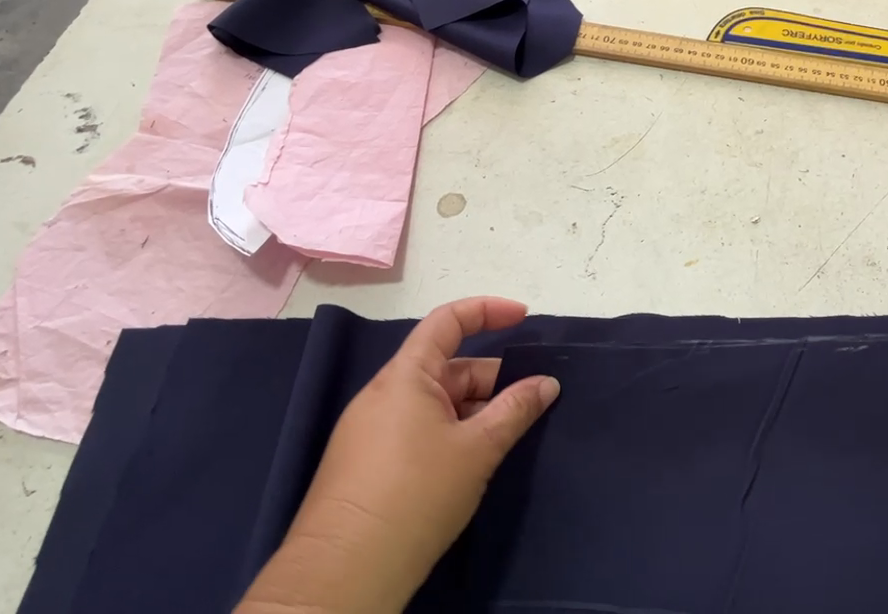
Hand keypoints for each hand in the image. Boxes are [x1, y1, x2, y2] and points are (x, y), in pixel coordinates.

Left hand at [238, 297, 559, 613]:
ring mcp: (369, 431)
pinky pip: (416, 430)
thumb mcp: (478, 449)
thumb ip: (516, 409)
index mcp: (405, 377)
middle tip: (528, 406)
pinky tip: (469, 465)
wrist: (342, 577)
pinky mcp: (364, 465)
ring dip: (473, 412)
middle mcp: (383, 394)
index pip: (447, 321)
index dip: (487, 311)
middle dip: (491, 380)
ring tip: (503, 441)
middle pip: (447, 368)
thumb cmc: (416, 495)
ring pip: (434, 403)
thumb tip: (546, 383)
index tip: (523, 318)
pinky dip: (450, 434)